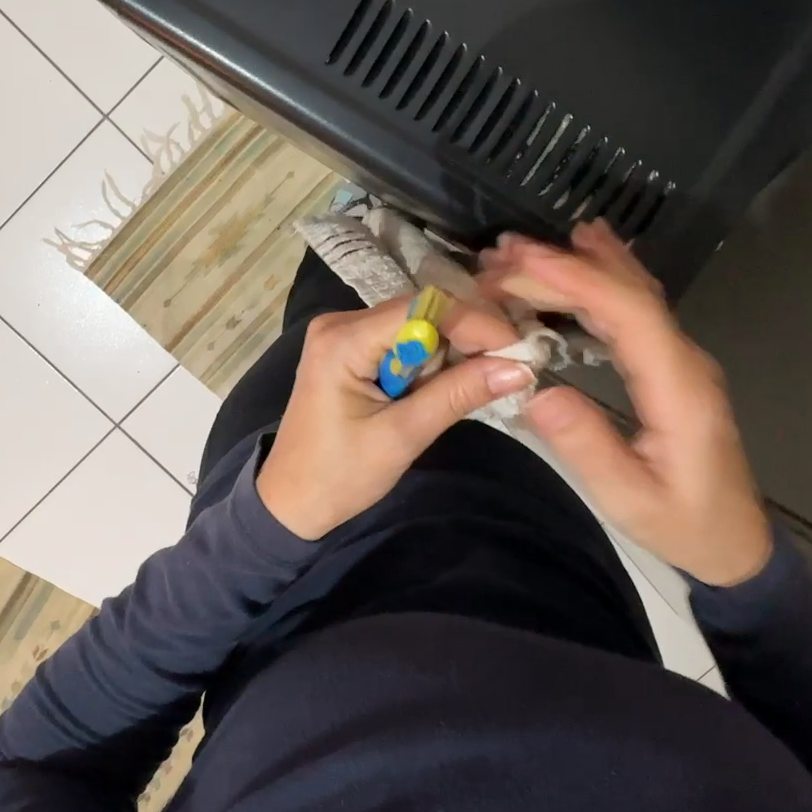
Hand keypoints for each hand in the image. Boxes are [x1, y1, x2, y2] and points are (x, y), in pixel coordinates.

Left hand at [256, 296, 533, 539]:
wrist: (291, 503)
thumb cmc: (340, 476)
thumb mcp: (403, 436)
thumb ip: (458, 394)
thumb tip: (520, 367)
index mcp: (342, 340)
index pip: (422, 308)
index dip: (474, 323)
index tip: (518, 350)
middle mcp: (339, 323)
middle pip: (420, 312)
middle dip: (467, 338)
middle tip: (510, 369)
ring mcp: (342, 335)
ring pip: (415, 327)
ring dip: (450, 352)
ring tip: (481, 382)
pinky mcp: (348, 351)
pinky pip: (400, 342)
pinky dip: (428, 362)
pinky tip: (447, 384)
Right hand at [478, 220, 772, 585]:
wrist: (735, 543)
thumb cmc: (683, 524)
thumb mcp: (629, 499)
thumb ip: (586, 445)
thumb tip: (535, 391)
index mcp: (678, 388)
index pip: (630, 314)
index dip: (577, 280)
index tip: (524, 262)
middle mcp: (683, 360)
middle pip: (627, 292)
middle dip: (564, 265)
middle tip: (503, 253)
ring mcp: (678, 359)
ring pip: (632, 293)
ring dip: (581, 264)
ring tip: (526, 247)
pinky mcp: (667, 365)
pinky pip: (634, 309)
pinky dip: (603, 278)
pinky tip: (585, 255)